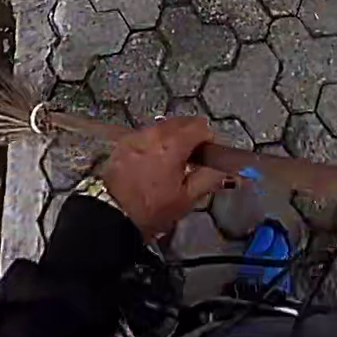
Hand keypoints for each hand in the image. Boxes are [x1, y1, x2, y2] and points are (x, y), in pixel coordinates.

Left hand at [99, 117, 229, 239]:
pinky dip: (155, 142)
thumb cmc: (152, 210)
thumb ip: (208, 178)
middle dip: (191, 136)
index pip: (200, 126)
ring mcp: (137, 134)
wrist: (111, 215)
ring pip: (163, 126)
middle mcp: (155, 132)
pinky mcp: (124, 141)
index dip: (209, 140)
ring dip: (173, 137)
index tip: (208, 156)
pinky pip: (147, 134)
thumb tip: (224, 169)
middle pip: (181, 122)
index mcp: (173, 143)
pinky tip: (153, 162)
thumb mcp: (186, 199)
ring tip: (173, 162)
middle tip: (193, 160)